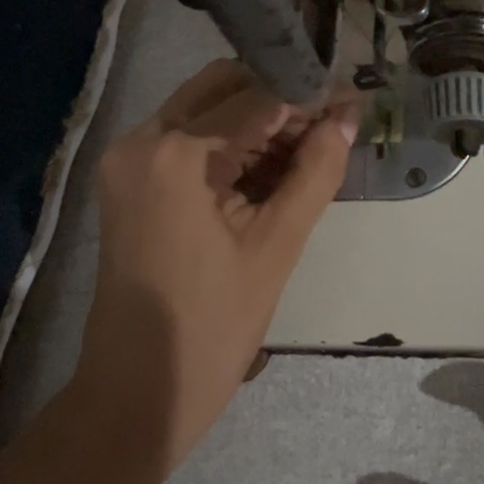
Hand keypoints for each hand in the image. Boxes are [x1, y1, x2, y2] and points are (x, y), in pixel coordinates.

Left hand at [0, 61, 357, 483]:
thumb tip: (348, 119)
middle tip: (333, 125)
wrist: (137, 393)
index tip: (354, 101)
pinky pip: (188, 142)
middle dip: (280, 100)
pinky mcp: (131, 183)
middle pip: (222, 90)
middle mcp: (141, 139)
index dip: (308, 96)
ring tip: (315, 148)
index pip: (254, 97)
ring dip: (258, 122)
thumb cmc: (211, 326)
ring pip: (205, 112)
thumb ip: (315, 174)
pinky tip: (276, 168)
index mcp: (172, 152)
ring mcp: (129, 161)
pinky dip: (232, 146)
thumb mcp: (276, 247)